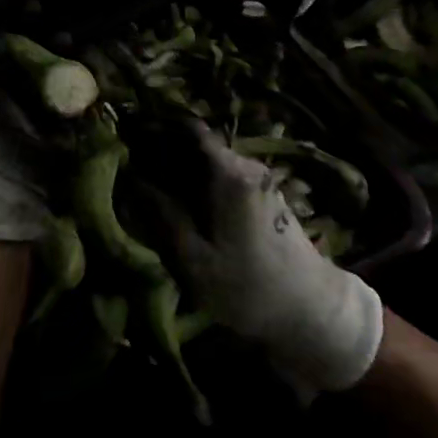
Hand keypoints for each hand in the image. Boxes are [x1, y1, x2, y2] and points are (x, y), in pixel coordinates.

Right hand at [154, 125, 384, 401]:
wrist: (312, 311)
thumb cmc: (248, 289)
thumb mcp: (195, 261)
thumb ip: (163, 215)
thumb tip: (131, 178)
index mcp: (229, 175)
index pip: (187, 129)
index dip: (154, 126)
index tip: (125, 134)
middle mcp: (244, 165)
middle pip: (195, 140)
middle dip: (159, 145)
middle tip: (127, 161)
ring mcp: (256, 177)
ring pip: (206, 156)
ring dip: (175, 161)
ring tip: (145, 178)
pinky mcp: (261, 191)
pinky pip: (218, 170)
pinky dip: (193, 175)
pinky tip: (175, 194)